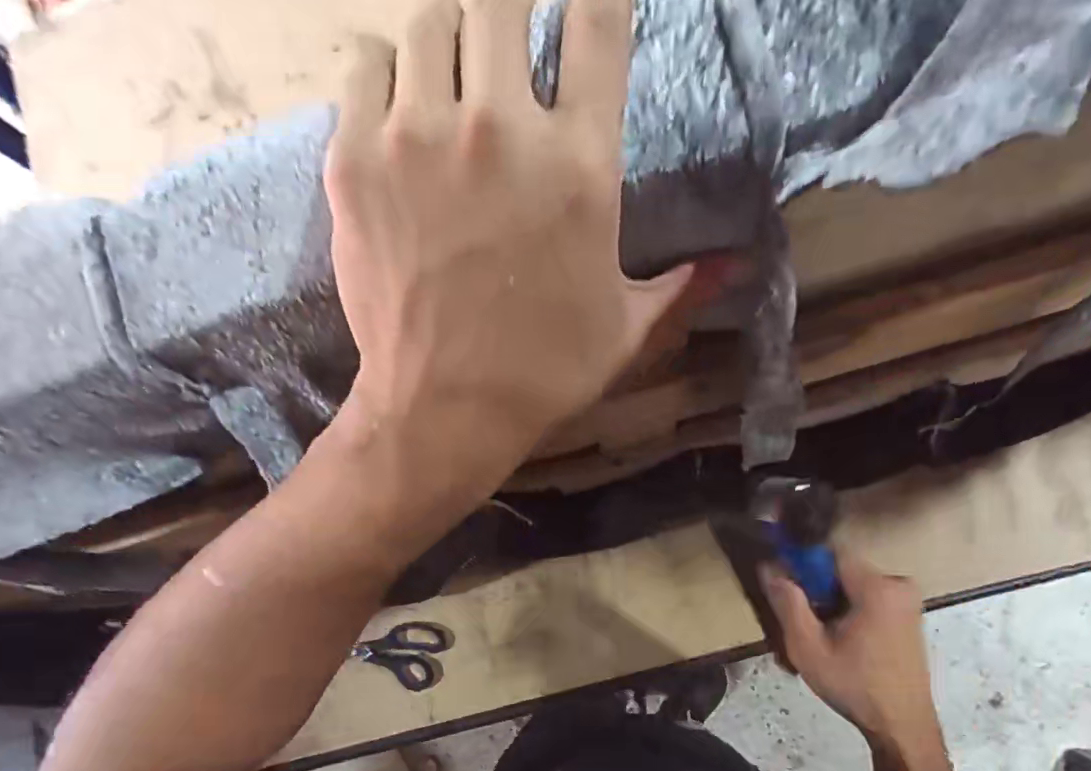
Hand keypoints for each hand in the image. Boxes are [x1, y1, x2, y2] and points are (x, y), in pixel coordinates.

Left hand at [323, 0, 703, 488]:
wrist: (445, 409)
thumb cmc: (547, 371)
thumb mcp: (626, 329)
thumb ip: (679, 285)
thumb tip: (734, 267)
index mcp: (581, 165)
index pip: (598, 24)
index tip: (592, 3)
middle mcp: (502, 128)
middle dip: (515, 7)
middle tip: (515, 42)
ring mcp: (419, 135)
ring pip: (430, 20)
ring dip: (453, 39)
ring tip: (461, 82)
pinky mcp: (355, 156)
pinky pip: (365, 62)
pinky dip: (387, 71)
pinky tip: (403, 110)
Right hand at [762, 550, 942, 751]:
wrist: (902, 725)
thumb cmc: (855, 688)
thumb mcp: (809, 649)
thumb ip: (788, 604)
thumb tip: (770, 568)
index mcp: (878, 587)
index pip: (831, 552)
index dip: (803, 562)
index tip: (785, 582)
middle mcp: (899, 584)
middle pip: (843, 571)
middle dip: (817, 590)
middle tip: (801, 623)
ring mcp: (908, 600)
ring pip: (855, 587)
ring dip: (833, 605)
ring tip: (820, 639)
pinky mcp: (910, 615)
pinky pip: (871, 600)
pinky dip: (851, 613)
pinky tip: (842, 643)